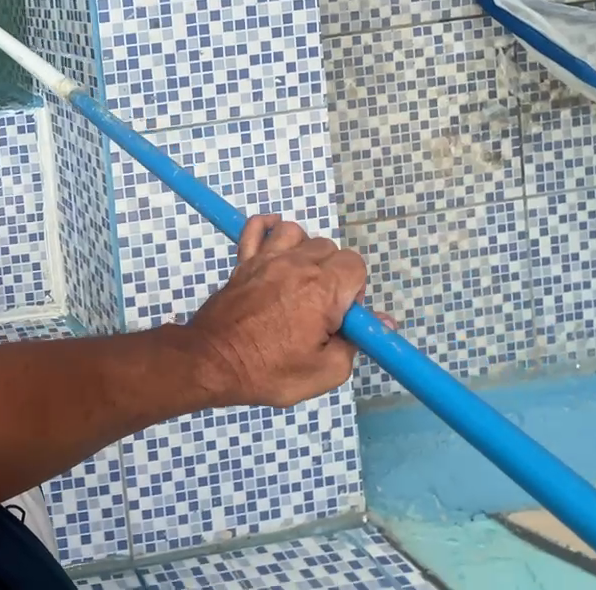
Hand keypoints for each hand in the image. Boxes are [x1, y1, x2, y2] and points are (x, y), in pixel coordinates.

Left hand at [178, 214, 366, 408]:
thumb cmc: (271, 370)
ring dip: (303, 249)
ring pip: (294, 232)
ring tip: (301, 278)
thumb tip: (381, 320)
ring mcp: (264, 260)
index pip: (354, 264)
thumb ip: (356, 341)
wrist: (215, 360)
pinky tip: (273, 236)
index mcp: (321, 289)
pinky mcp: (241, 263)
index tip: (343, 314)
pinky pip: (253, 229)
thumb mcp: (327, 370)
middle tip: (323, 304)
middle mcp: (294, 265)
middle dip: (333, 271)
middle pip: (327, 247)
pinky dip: (265, 226)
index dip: (356, 288)